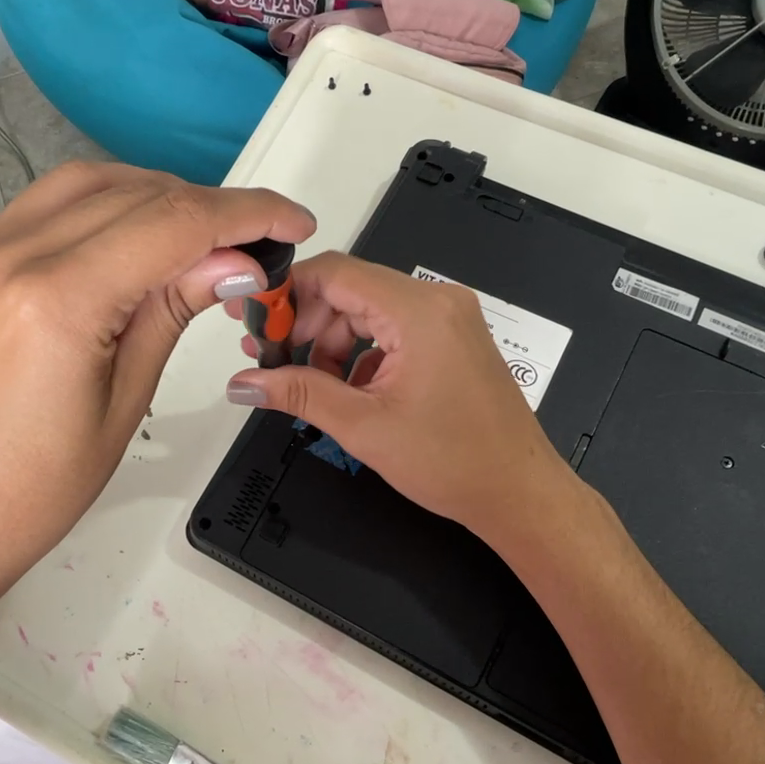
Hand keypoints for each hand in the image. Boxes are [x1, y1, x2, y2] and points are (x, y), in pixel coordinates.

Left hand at [0, 163, 313, 721]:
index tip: (292, 220)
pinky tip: (130, 240)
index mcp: (54, 303)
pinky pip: (40, 211)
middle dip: (205, 206)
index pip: (170, 226)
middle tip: (252, 239)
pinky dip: (99, 209)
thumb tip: (235, 262)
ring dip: (152, 196)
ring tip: (198, 234)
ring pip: (81, 185)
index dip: (245, 214)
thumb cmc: (40, 490)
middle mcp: (5, 259)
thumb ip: (173, 311)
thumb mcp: (126, 401)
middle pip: (130, 193)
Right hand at [223, 252, 574, 539]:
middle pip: (350, 290)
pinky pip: (394, 328)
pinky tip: (351, 390)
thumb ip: (299, 393)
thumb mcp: (363, 426)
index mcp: (419, 312)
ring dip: (334, 342)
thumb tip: (248, 381)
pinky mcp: (452, 338)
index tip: (259, 321)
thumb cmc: (459, 462)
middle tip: (275, 360)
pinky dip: (364, 353)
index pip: (335, 272)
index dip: (287, 294)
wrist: (516, 491)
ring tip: (315, 385)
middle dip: (308, 324)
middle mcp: (438, 302)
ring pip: (369, 310)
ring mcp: (449, 319)